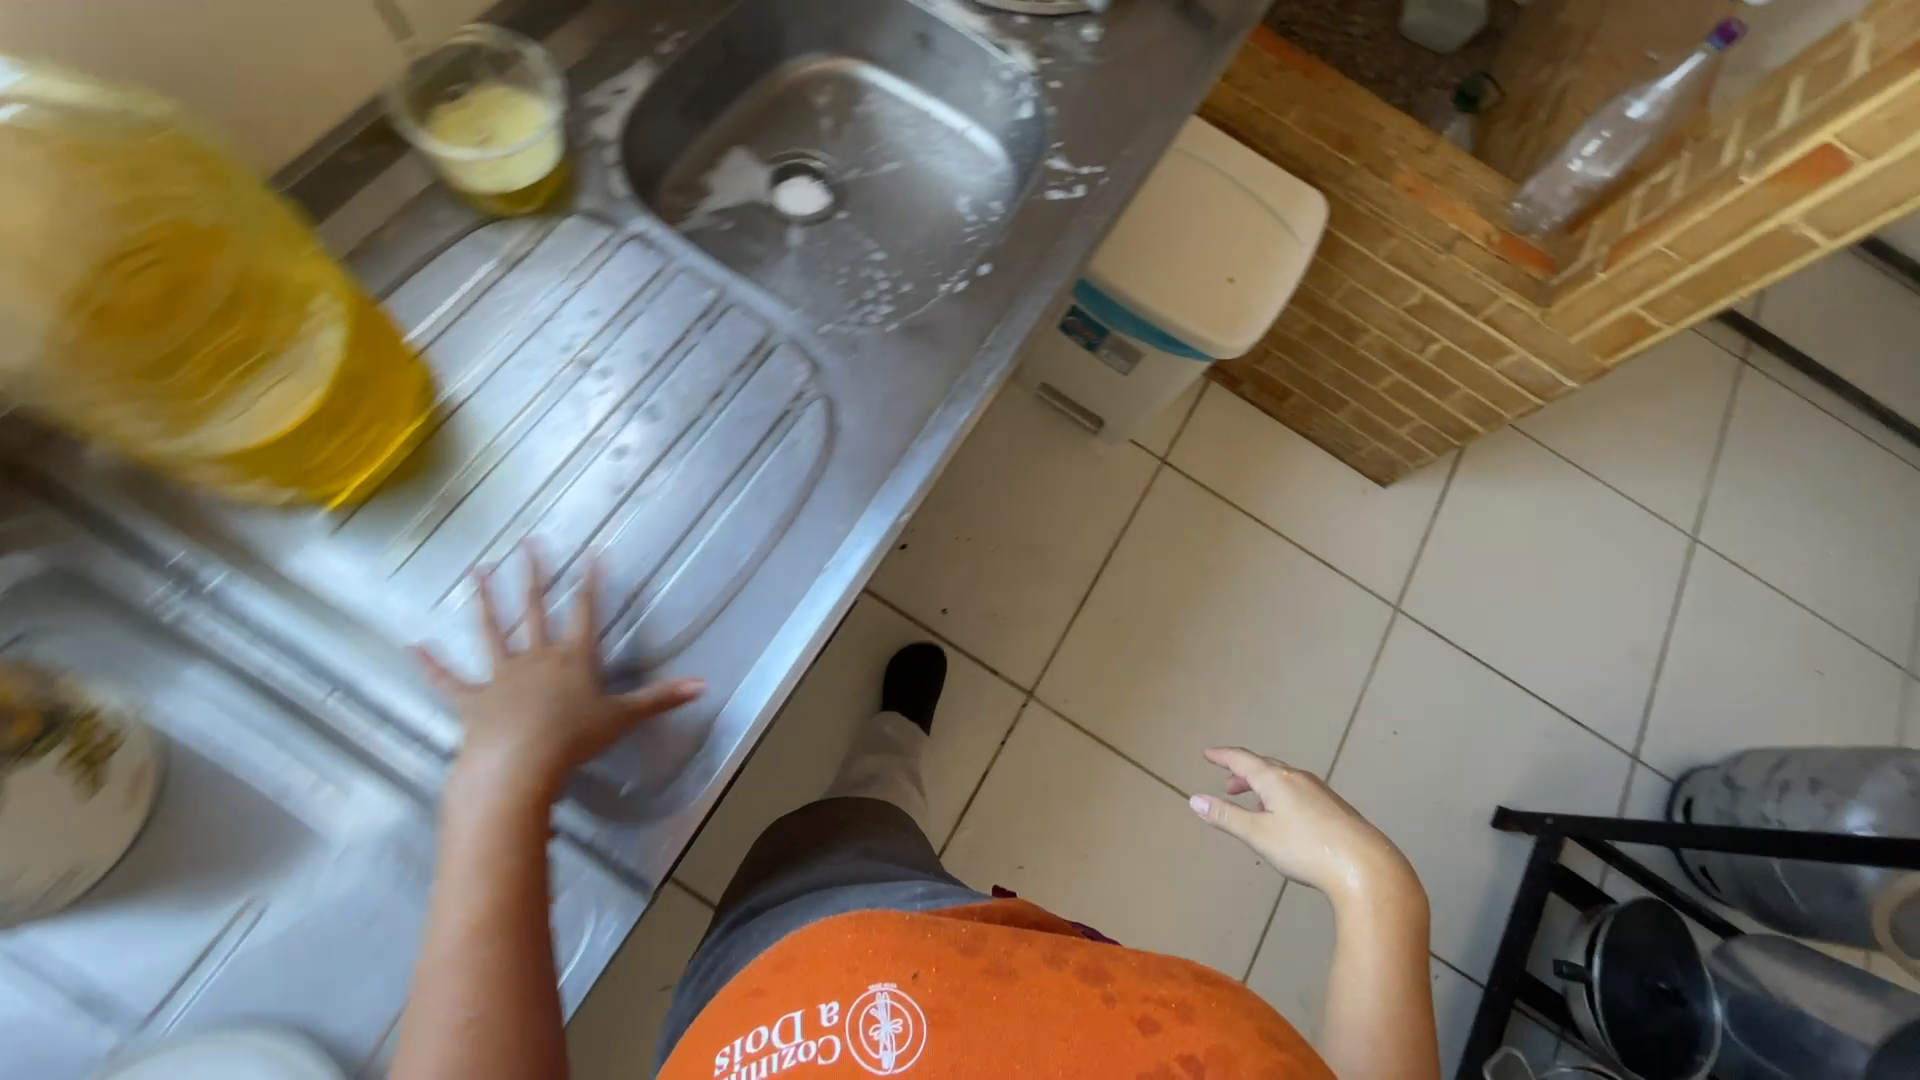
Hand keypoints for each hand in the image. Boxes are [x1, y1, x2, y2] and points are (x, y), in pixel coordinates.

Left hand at [412, 542, 705, 802]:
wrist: (519, 765)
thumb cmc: (575, 739)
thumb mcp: (625, 717)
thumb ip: (662, 698)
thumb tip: (706, 685)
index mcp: (573, 659)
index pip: (585, 612)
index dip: (589, 582)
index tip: (590, 553)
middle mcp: (536, 658)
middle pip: (534, 609)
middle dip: (532, 575)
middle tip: (526, 543)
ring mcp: (500, 676)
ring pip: (490, 632)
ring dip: (483, 601)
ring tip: (476, 571)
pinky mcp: (471, 701)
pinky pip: (448, 680)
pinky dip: (430, 666)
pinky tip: (413, 648)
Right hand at [1190, 747, 1420, 906]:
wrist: (1367, 868)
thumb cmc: (1305, 849)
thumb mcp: (1258, 835)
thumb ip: (1227, 817)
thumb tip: (1195, 800)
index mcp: (1276, 779)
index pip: (1243, 759)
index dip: (1223, 756)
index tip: (1208, 753)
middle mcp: (1298, 778)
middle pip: (1265, 767)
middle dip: (1243, 773)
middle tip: (1227, 785)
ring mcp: (1321, 792)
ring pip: (1285, 780)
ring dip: (1263, 787)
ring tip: (1253, 804)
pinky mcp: (1336, 809)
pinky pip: (1300, 792)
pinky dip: (1282, 796)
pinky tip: (1286, 819)